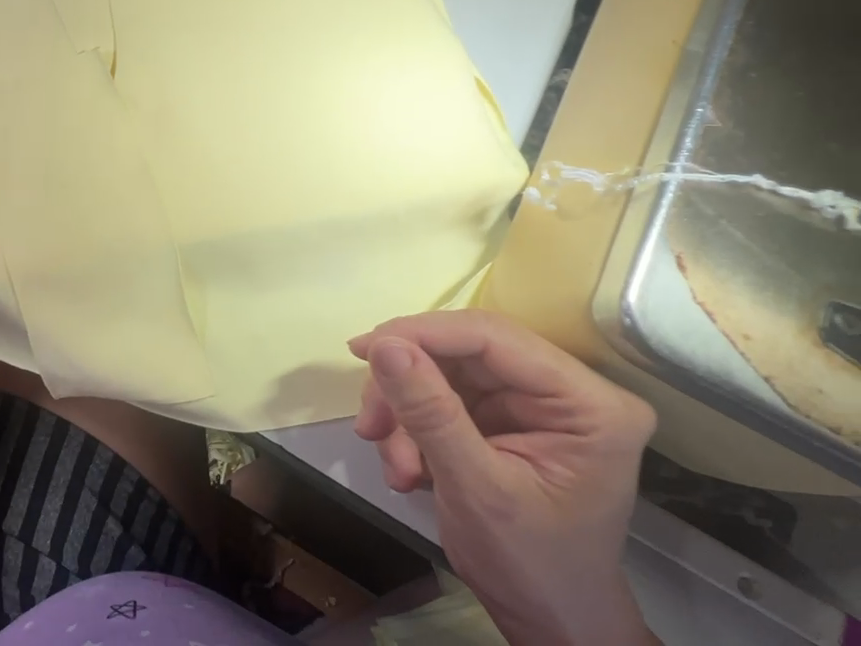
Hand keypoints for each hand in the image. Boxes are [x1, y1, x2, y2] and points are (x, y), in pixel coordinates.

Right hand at [349, 311, 659, 645]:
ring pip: (441, 371)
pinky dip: (409, 427)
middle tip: (370, 422)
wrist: (547, 617)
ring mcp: (532, 403)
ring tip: (394, 462)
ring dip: (403, 412)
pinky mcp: (502, 416)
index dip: (422, 335)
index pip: (493, 339)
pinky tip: (405, 466)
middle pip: (462, 351)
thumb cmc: (530, 564)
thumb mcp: (475, 488)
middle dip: (407, 384)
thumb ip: (429, 411)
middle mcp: (566, 392)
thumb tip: (381, 344)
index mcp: (589, 405)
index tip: (363, 351)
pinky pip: (438, 395)